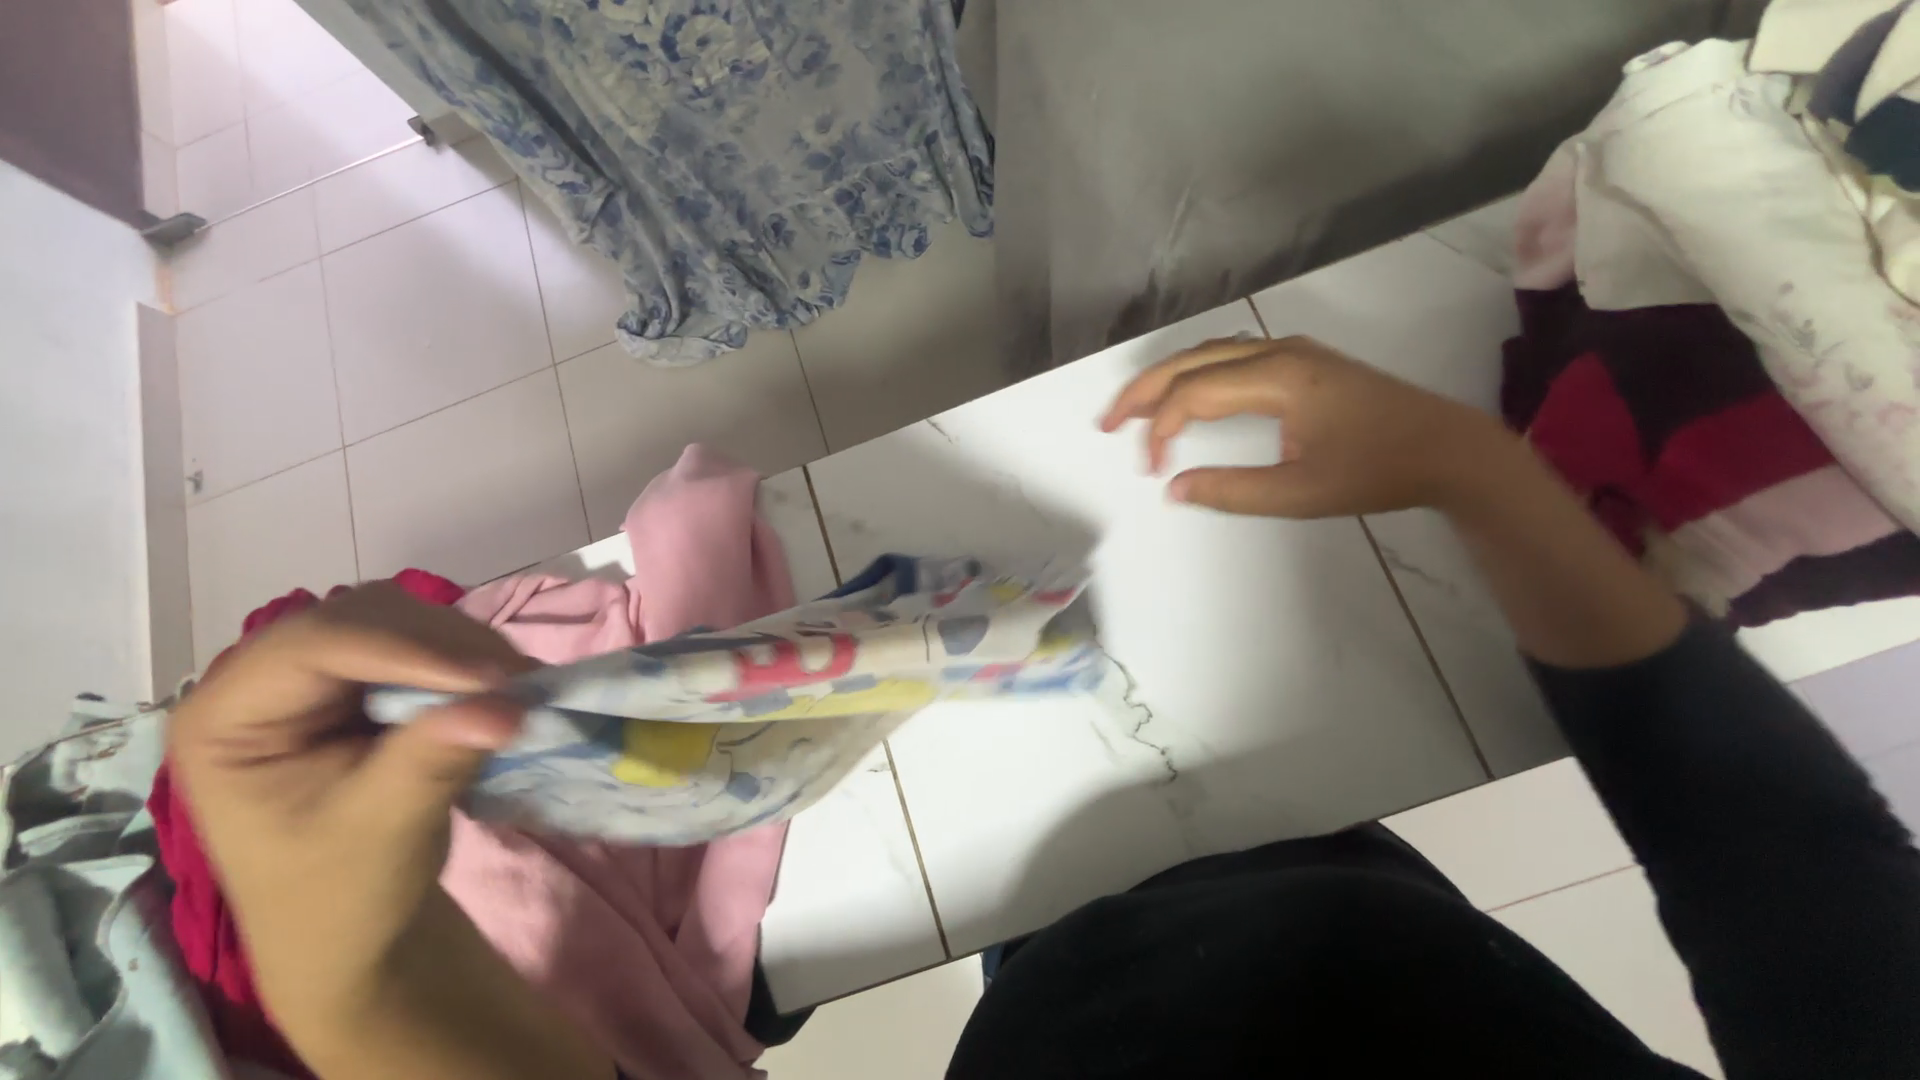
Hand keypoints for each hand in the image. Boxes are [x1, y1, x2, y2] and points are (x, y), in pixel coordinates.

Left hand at [168, 583, 535, 1062]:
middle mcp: (265, 681)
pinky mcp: (369, 684)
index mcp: (226, 718)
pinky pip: (427, 642)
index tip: (490, 679)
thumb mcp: (380, 833)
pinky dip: (472, 657)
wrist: (356, 928)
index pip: (314, 646)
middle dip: (442, 642)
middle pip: (362, 617)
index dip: (405, 648)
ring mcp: (320, 679)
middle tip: (513, 681)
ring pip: (402, 619)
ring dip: (465, 646)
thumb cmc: (340, 895)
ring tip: (517, 686)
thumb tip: (508, 707)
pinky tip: (505, 686)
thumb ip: (431, 762)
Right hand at [1099, 335, 1516, 517]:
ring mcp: (1293, 351)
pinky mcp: (1303, 361)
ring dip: (1168, 379)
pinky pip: (1232, 357)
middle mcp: (1279, 352)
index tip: (1150, 470)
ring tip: (1135, 409)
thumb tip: (1173, 488)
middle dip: (1144, 390)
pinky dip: (1197, 374)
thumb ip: (1232, 491)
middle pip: (1192, 360)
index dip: (1160, 428)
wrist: (1448, 448)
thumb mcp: (1301, 493)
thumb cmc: (1376, 471)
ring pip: (1211, 353)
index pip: (1194, 394)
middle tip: (1106, 421)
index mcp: (1278, 378)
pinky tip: (1189, 395)